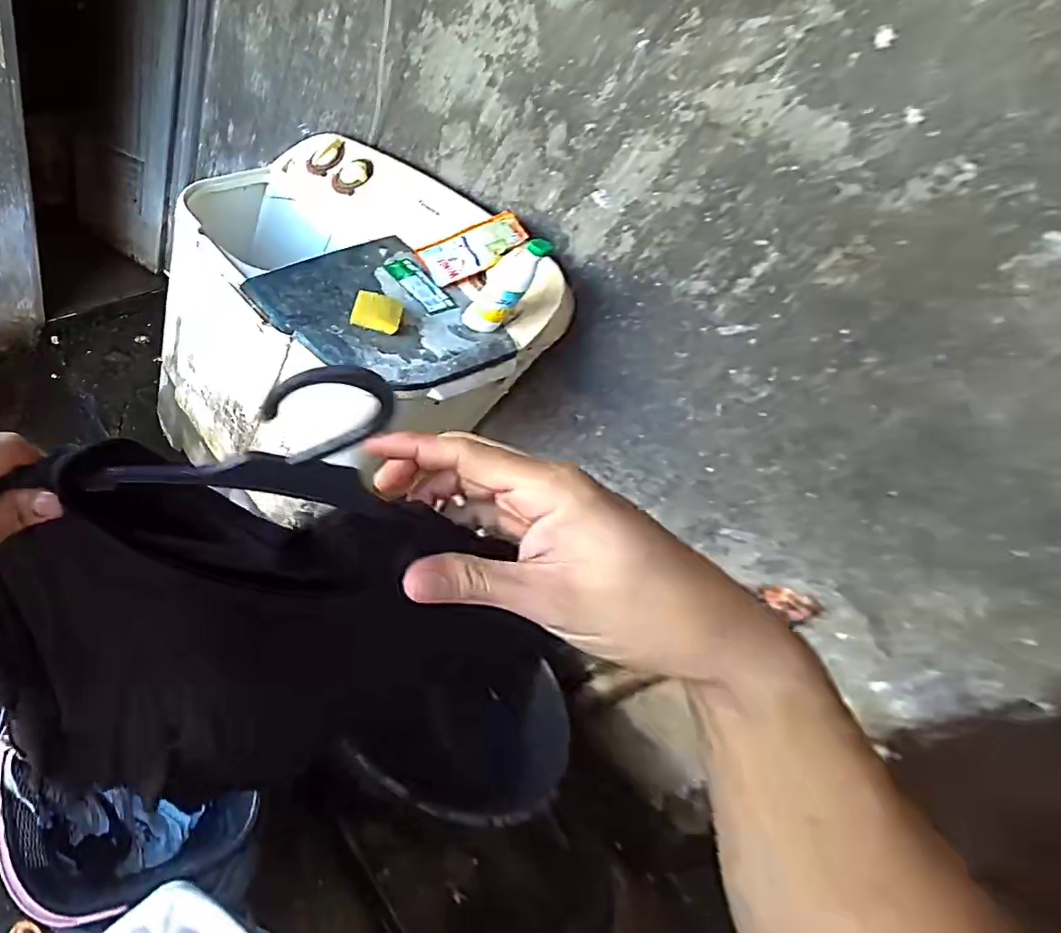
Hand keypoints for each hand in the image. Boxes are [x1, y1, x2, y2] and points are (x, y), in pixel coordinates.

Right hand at [365, 431, 801, 686]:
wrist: (721, 643)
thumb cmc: (642, 609)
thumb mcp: (547, 597)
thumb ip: (471, 580)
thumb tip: (407, 579)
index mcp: (547, 486)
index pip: (465, 454)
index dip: (413, 448)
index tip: (370, 451)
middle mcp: (547, 485)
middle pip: (468, 463)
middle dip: (419, 470)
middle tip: (378, 495)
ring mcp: (552, 506)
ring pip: (480, 487)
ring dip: (439, 493)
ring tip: (399, 511)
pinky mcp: (555, 528)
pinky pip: (496, 511)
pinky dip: (462, 516)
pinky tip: (438, 529)